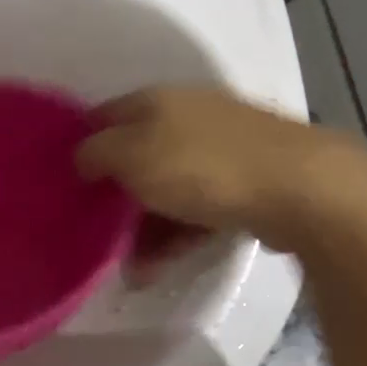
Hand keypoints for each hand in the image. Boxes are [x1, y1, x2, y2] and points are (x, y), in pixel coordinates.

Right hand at [75, 88, 366, 261]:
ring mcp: (223, 147)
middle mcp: (189, 115)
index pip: (101, 116)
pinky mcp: (250, 181)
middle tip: (91, 230)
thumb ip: (92, 154)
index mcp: (157, 99)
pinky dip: (176, 234)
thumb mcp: (129, 156)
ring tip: (129, 265)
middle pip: (134, 155)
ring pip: (165, 186)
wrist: (304, 190)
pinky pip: (197, 208)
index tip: (62, 182)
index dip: (78, 145)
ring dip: (142, 225)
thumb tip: (81, 158)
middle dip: (112, 194)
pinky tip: (160, 265)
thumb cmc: (202, 167)